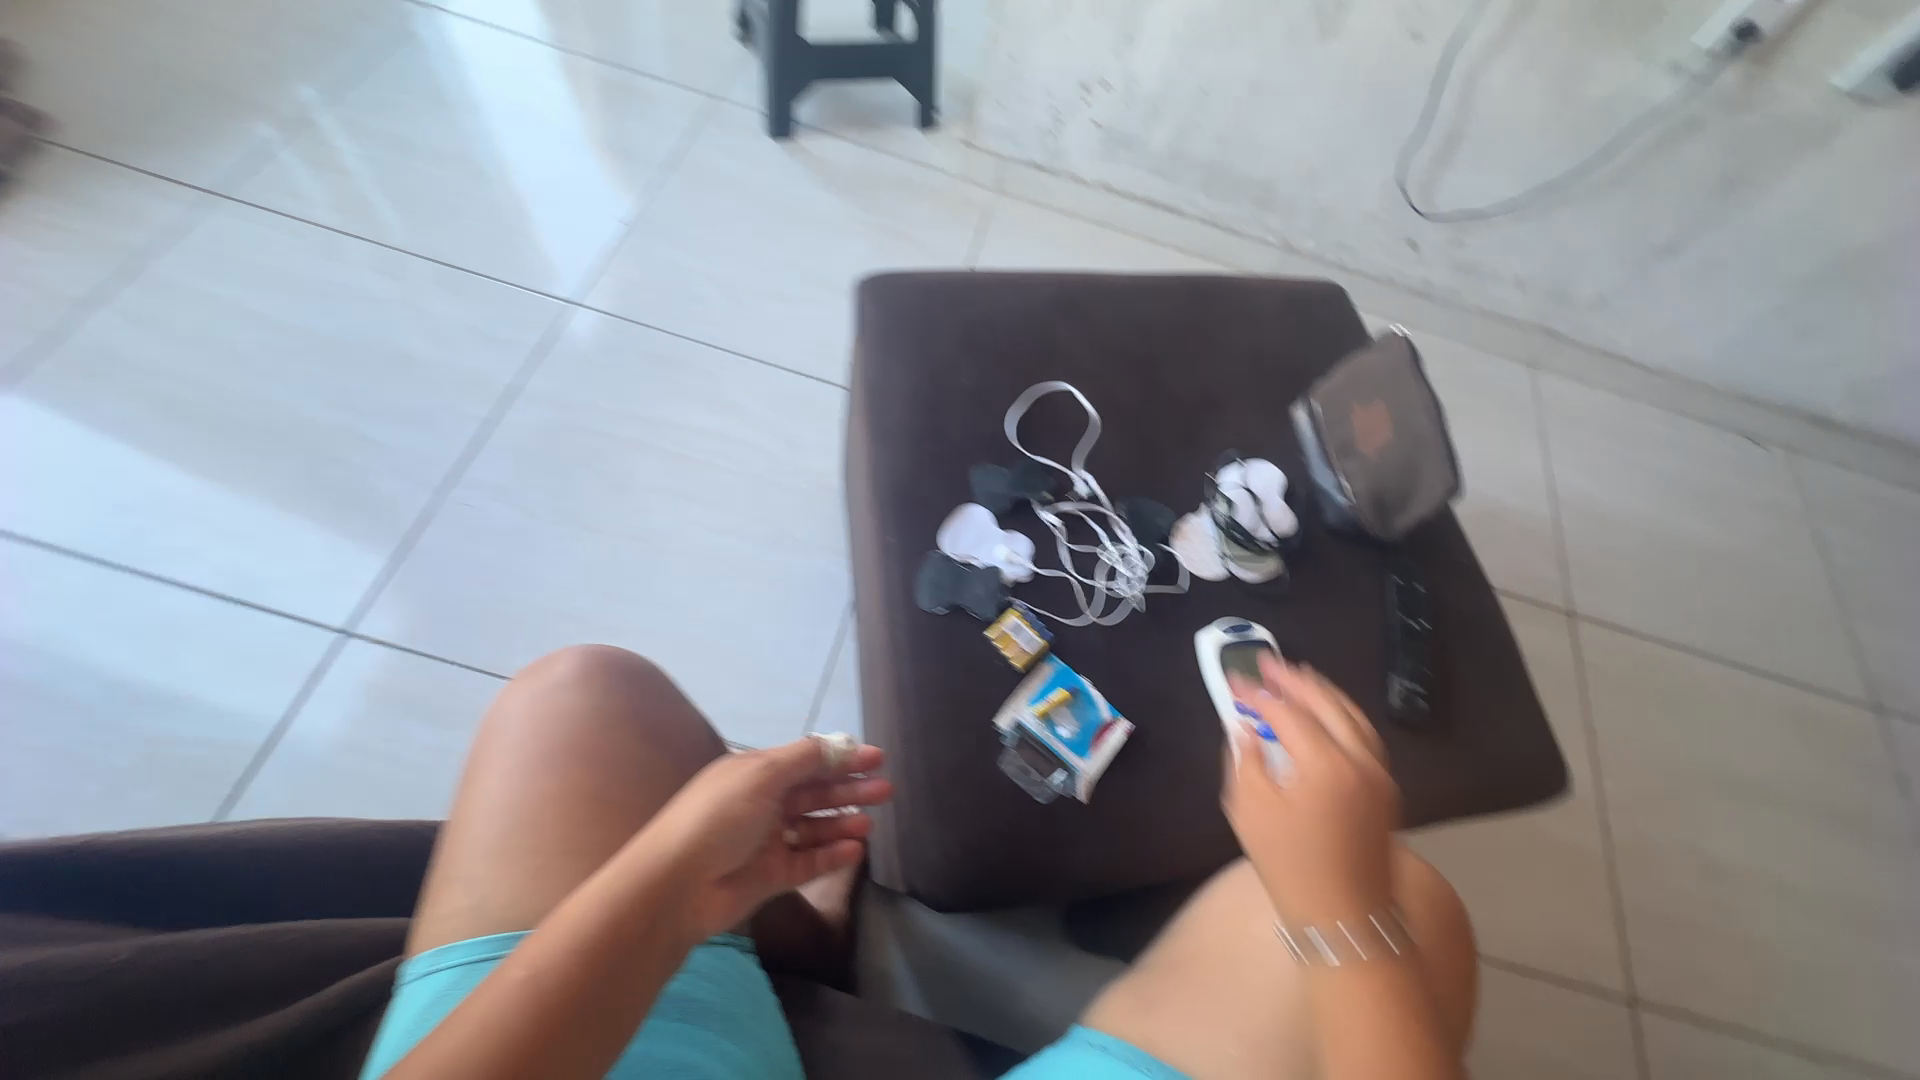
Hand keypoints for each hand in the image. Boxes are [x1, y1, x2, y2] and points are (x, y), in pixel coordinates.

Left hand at [641, 735, 891, 940]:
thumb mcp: (761, 775)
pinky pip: (809, 862)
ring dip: (843, 822)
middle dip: (850, 789)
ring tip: (870, 823)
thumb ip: (804, 758)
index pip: (807, 760)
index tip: (877, 758)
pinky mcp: (770, 876)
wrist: (675, 886)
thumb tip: (841, 743)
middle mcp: (763, 803)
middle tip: (885, 790)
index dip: (842, 758)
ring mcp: (767, 841)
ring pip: (814, 828)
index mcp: (756, 773)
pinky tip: (855, 850)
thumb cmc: (718, 818)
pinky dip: (831, 855)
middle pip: (815, 792)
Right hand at [1223, 654, 1398, 926]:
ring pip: (1352, 716)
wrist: (1344, 918)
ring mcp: (1378, 774)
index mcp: (1325, 764)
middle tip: (1267, 662)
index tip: (1233, 683)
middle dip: (1294, 680)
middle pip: (1327, 703)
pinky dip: (1342, 714)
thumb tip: (1247, 728)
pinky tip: (1326, 712)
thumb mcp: (1249, 809)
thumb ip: (1246, 758)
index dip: (1257, 695)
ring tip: (1297, 676)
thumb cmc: (1288, 864)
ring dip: (1322, 692)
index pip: (1287, 712)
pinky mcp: (1385, 789)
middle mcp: (1359, 760)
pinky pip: (1364, 735)